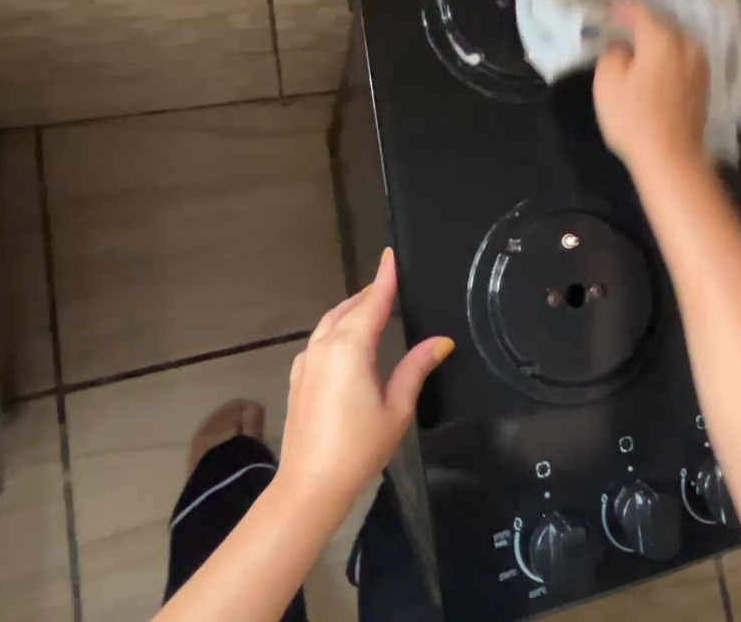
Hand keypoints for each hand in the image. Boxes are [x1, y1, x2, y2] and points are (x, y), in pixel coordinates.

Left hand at [276, 249, 452, 502]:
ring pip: (330, 322)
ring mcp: (307, 362)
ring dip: (351, 310)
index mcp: (351, 347)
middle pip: (348, 308)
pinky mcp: (298, 378)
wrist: (310, 485)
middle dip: (369, 293)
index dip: (384, 277)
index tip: (390, 255)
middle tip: (390, 284)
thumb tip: (441, 341)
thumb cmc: (359, 447)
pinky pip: (320, 340)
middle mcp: (325, 347)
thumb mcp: (397, 407)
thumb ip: (416, 368)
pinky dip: (337, 328)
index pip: (372, 301)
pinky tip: (349, 341)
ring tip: (373, 306)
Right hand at [593, 0, 709, 173]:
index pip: (640, 12)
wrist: (671, 157)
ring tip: (637, 48)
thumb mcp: (607, 83)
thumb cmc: (634, 118)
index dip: (621, 9)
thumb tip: (621, 46)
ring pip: (675, 42)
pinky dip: (668, 57)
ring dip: (657, 41)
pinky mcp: (703, 84)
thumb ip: (612, 54)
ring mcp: (699, 65)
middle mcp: (686, 45)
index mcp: (662, 39)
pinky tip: (654, 68)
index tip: (607, 10)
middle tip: (621, 28)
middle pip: (661, 25)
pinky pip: (682, 59)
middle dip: (641, 24)